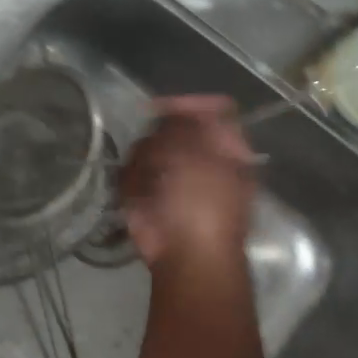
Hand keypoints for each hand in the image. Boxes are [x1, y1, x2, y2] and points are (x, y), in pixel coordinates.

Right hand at [117, 96, 256, 269]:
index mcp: (227, 147)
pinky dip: (130, 183)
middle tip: (157, 161)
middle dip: (157, 144)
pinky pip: (130, 174)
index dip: (187, 104)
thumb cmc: (202, 206)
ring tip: (148, 185)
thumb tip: (168, 111)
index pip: (212, 109)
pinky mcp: (147, 192)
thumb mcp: (199, 159)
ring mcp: (172, 175)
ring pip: (145, 150)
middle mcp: (201, 157)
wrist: (185, 254)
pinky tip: (137, 197)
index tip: (157, 110)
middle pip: (171, 130)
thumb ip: (184, 128)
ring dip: (141, 165)